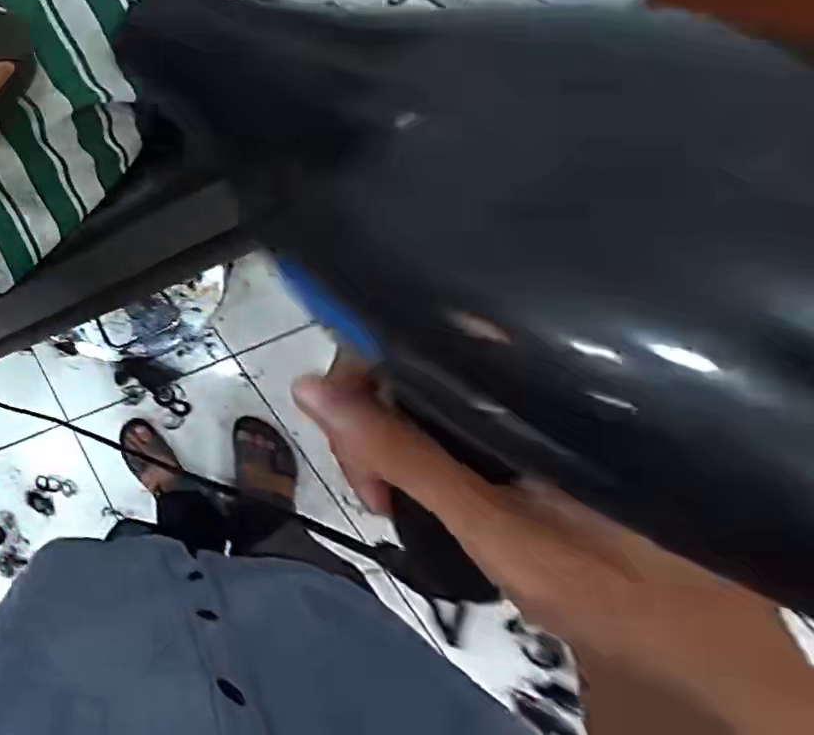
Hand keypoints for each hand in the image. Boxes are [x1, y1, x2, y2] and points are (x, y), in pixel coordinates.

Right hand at [294, 365, 813, 729]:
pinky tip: (397, 485)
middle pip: (402, 370)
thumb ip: (404, 457)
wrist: (698, 663)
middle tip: (367, 487)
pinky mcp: (507, 436)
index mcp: (536, 390)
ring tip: (379, 495)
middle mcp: (525, 387)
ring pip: (405, 398)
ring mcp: (515, 412)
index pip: (414, 345)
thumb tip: (308, 388)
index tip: (342, 434)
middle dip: (362, 423)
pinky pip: (424, 421)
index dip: (360, 375)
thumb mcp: (496, 529)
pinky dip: (397, 451)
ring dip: (373, 441)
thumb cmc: (615, 597)